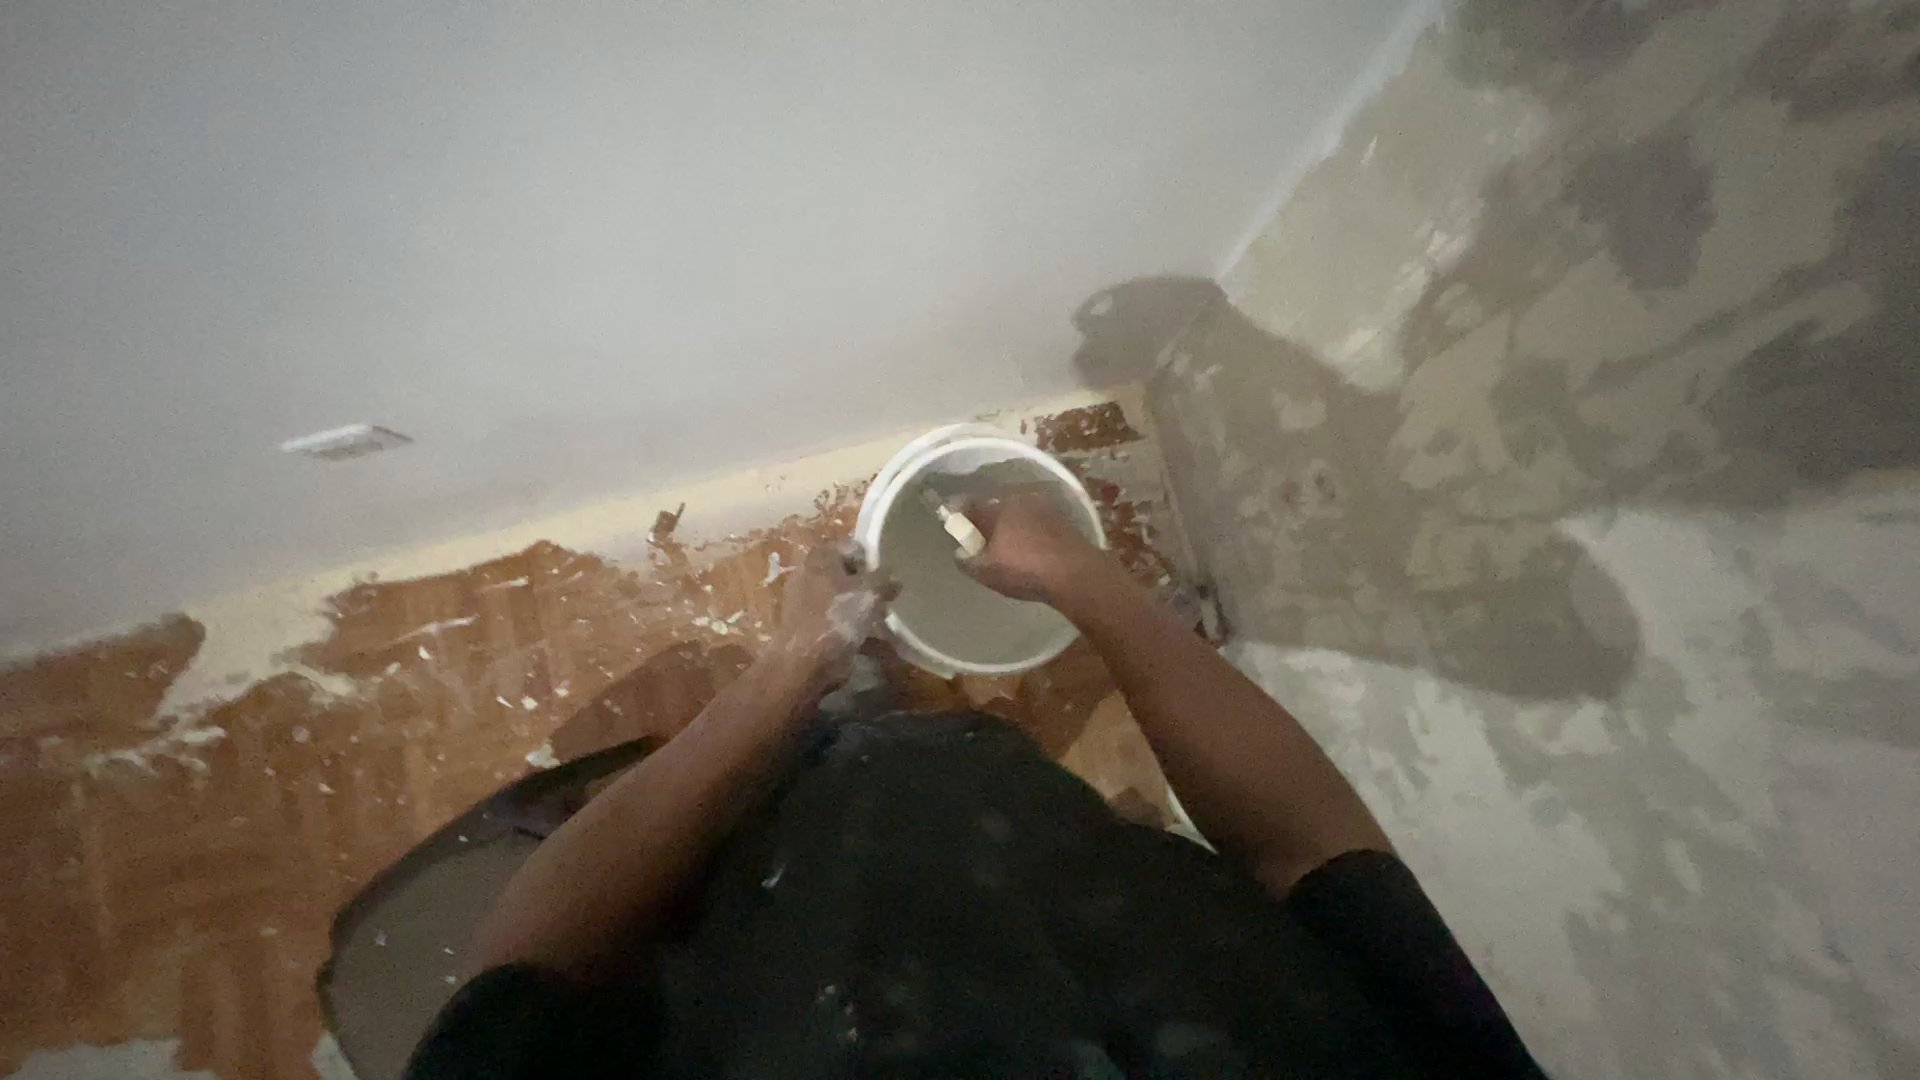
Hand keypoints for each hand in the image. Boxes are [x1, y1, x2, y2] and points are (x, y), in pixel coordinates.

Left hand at [766, 542, 892, 687]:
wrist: (805, 662)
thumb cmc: (837, 618)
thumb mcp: (869, 594)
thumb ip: (884, 580)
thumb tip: (893, 577)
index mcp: (820, 558)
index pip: (851, 547)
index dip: (870, 560)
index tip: (885, 577)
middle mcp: (809, 574)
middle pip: (845, 573)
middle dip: (867, 585)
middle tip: (885, 598)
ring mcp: (804, 601)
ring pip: (840, 597)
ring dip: (861, 606)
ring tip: (880, 619)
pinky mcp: (806, 625)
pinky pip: (834, 618)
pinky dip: (850, 625)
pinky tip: (866, 637)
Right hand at [959, 490, 1106, 603]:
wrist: (1075, 572)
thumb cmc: (1024, 569)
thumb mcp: (985, 571)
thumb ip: (966, 560)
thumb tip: (960, 553)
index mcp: (995, 508)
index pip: (966, 504)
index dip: (955, 512)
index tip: (949, 520)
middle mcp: (1017, 499)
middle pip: (993, 506)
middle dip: (985, 518)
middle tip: (979, 536)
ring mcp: (1042, 506)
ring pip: (1017, 512)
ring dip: (1009, 523)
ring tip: (1006, 543)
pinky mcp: (1061, 519)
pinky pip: (1035, 521)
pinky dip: (1028, 530)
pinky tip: (1029, 546)